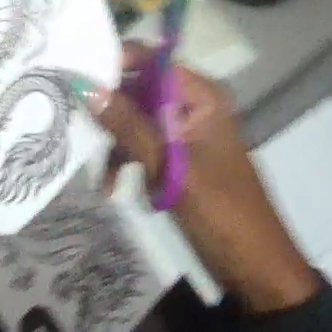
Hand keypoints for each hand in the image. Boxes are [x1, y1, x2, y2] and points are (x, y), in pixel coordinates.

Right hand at [95, 48, 319, 313]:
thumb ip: (128, 125)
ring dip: (115, 144)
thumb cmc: (221, 213)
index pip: (150, 60)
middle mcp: (192, 104)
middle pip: (138, 88)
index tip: (76, 76)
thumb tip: (87, 86)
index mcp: (201, 96)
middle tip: (74, 122)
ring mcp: (184, 130)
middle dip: (109, 110)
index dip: (114, 63)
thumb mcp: (169, 167)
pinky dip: (125, 161)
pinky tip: (111, 187)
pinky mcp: (176, 155)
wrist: (257, 272)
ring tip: (100, 177)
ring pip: (135, 118)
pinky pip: (141, 143)